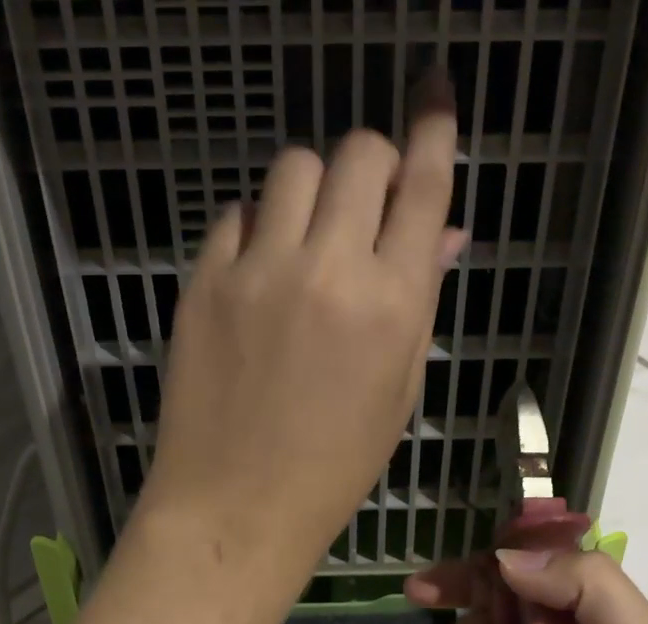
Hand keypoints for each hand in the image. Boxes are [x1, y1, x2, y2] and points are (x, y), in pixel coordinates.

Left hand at [136, 70, 468, 572]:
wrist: (236, 509)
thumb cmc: (333, 468)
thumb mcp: (398, 391)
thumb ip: (418, 302)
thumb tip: (442, 234)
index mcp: (392, 306)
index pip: (422, 187)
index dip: (433, 128)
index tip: (434, 91)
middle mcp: (329, 270)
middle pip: (356, 153)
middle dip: (371, 162)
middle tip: (367, 201)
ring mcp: (258, 271)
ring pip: (293, 169)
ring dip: (314, 188)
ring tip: (310, 238)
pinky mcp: (205, 282)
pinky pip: (236, 216)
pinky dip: (257, 227)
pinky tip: (261, 270)